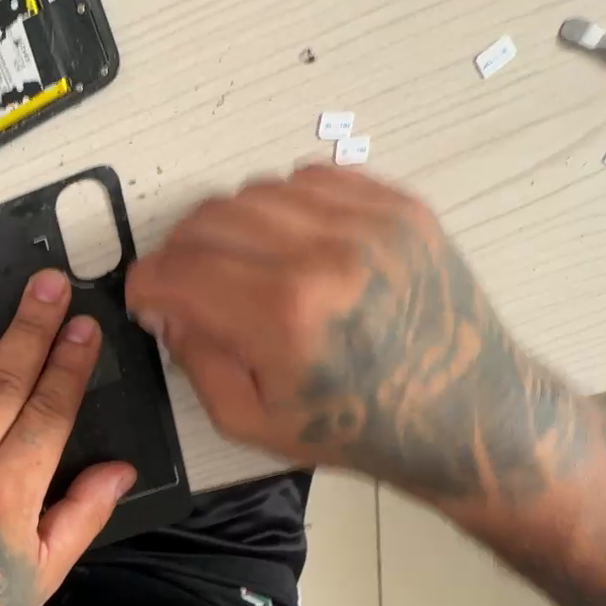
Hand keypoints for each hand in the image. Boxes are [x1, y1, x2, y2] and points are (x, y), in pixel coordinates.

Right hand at [127, 165, 564, 502]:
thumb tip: (169, 310)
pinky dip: (277, 207)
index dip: (144, 285)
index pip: (177, 269)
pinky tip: (281, 246)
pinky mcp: (398, 205)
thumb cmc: (349, 427)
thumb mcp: (245, 420)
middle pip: (208, 220)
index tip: (145, 301)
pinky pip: (308, 178)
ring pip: (253, 191)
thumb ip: (194, 360)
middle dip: (178, 254)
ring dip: (224, 228)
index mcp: (280, 315)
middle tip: (183, 287)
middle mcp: (322, 252)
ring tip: (233, 267)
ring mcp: (367, 220)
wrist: (461, 411)